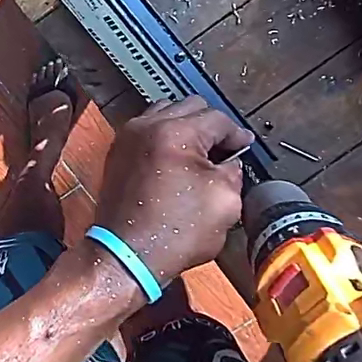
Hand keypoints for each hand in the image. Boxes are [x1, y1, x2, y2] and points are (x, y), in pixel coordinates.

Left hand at [91, 97, 250, 286]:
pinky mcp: (118, 153)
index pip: (217, 118)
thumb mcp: (225, 200)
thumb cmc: (172, 233)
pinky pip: (147, 131)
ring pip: (166, 114)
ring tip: (200, 153)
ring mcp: (128, 138)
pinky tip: (176, 160)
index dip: (236, 134)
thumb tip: (229, 161)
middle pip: (190, 107)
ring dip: (186, 128)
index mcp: (175, 133)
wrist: (128, 255)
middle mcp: (147, 127)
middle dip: (211, 126)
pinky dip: (164, 138)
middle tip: (224, 148)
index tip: (243, 144)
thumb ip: (232, 170)